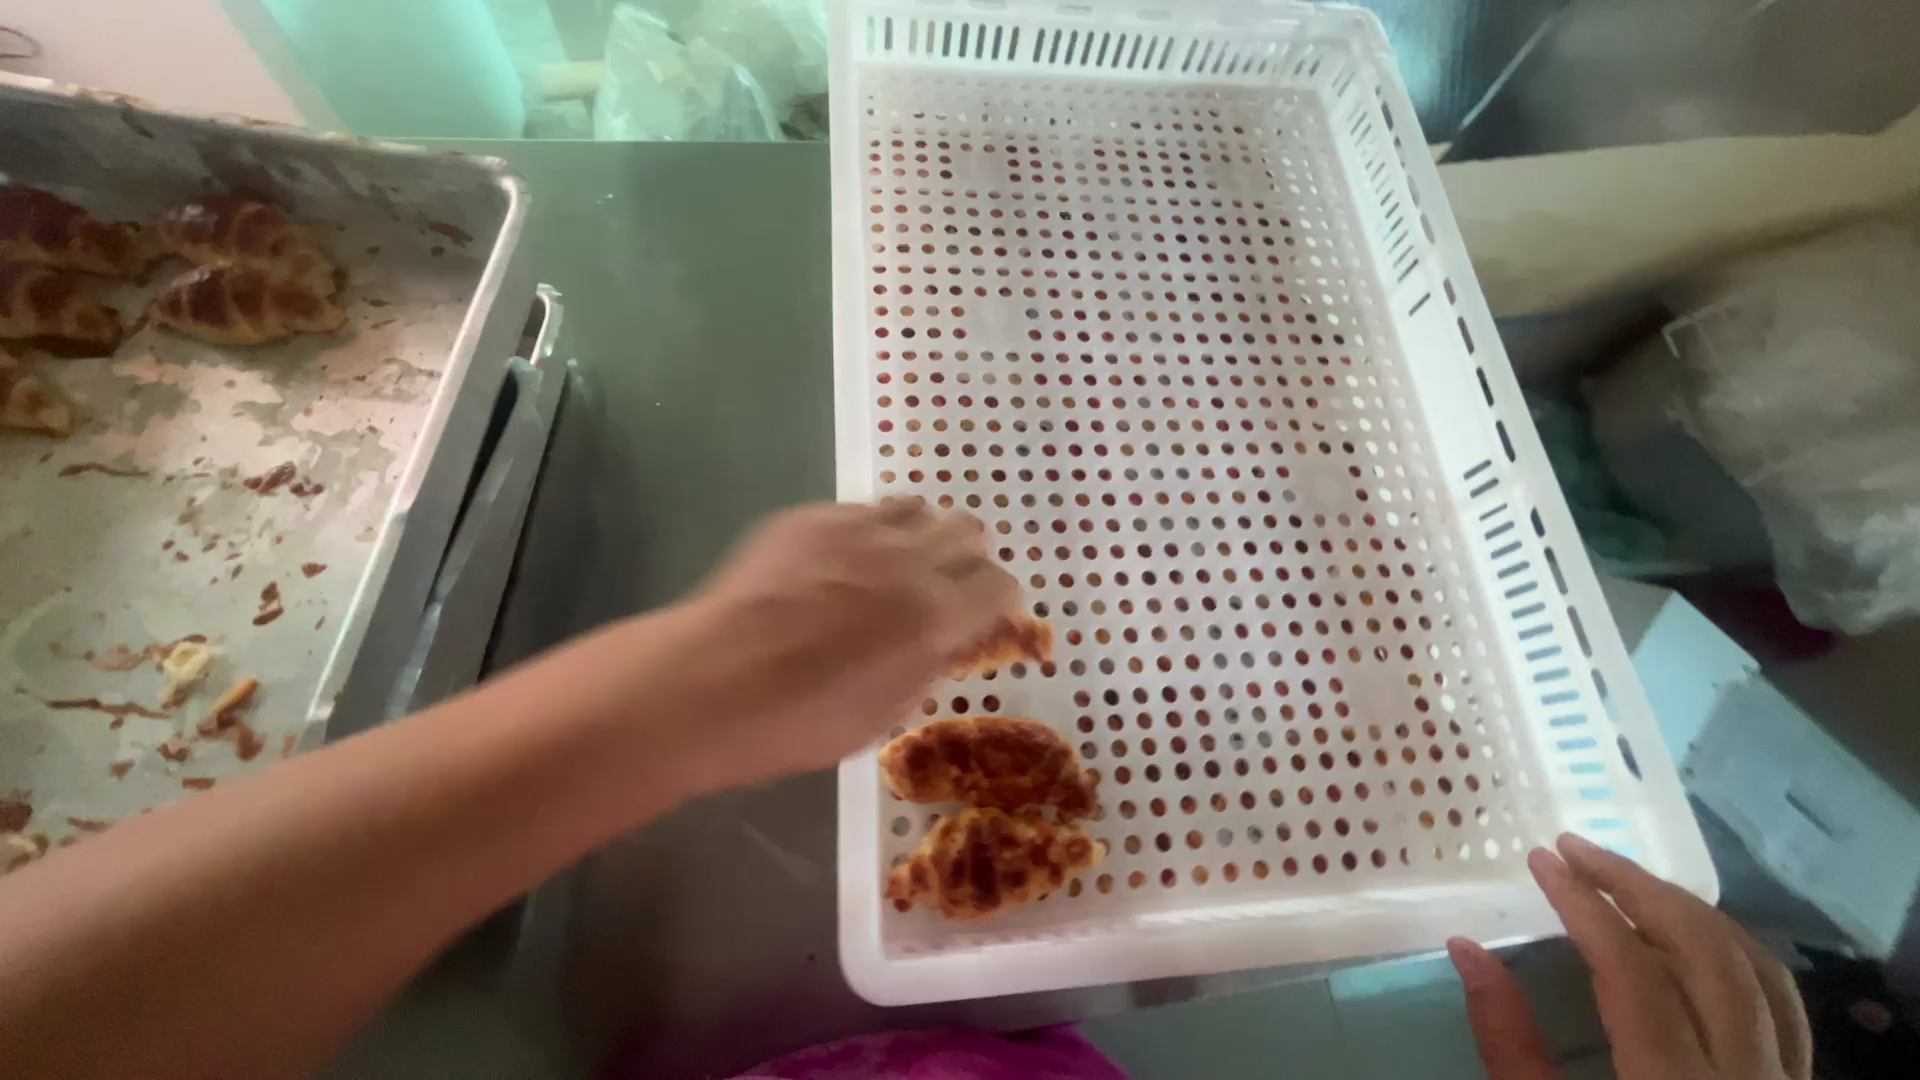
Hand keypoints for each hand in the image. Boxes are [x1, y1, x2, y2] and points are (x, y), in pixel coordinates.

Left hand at [655, 498, 1017, 794]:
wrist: (714, 682)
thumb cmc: (803, 720)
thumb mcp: (888, 710)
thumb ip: (927, 662)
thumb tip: (941, 638)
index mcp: (937, 615)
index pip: (1000, 584)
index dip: (998, 599)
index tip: (983, 612)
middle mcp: (909, 560)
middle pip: (969, 529)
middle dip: (967, 556)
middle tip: (942, 583)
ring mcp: (858, 529)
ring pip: (917, 506)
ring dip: (918, 534)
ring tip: (892, 562)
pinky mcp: (812, 517)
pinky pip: (859, 510)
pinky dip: (864, 532)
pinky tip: (834, 563)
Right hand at [1448, 833, 1810, 1079]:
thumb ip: (1504, 1038)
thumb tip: (1464, 946)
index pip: (1633, 966)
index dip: (1584, 903)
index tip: (1540, 860)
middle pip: (1706, 953)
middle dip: (1636, 886)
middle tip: (1574, 849)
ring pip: (1756, 968)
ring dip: (1683, 906)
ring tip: (1618, 875)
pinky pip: (1777, 998)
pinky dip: (1724, 944)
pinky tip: (1679, 928)